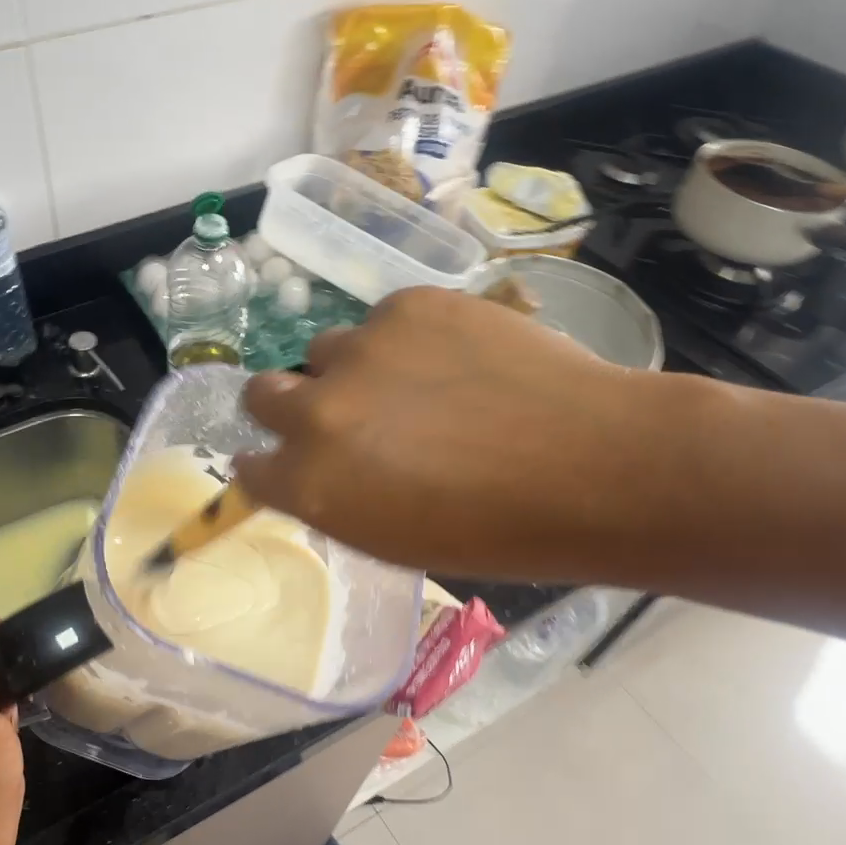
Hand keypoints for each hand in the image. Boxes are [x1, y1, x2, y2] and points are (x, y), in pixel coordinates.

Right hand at [232, 286, 674, 579]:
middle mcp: (318, 411)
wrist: (594, 464)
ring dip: (353, 369)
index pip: (250, 465)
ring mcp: (362, 349)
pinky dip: (406, 339)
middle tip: (342, 415)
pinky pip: (383, 319)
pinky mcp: (410, 304)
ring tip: (417, 386)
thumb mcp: (391, 540)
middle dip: (288, 406)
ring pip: (327, 350)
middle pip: (262, 392)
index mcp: (311, 484)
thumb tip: (317, 468)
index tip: (292, 461)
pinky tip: (456, 360)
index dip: (271, 462)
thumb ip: (335, 498)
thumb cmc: (495, 530)